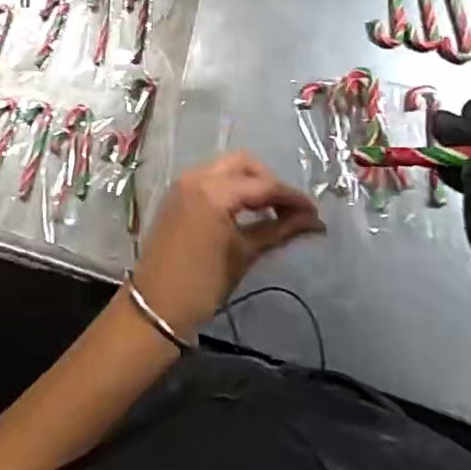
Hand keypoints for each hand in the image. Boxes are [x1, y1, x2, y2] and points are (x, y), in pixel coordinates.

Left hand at [130, 152, 322, 337]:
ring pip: (228, 167)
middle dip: (269, 182)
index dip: (292, 198)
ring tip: (273, 212)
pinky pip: (213, 178)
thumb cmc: (202, 284)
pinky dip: (233, 188)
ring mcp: (184, 182)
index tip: (315, 213)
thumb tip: (313, 222)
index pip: (263, 185)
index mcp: (214, 191)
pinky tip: (248, 211)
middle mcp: (197, 176)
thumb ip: (279, 231)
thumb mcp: (244, 255)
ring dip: (251, 183)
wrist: (155, 305)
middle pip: (245, 164)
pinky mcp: (178, 193)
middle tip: (289, 210)